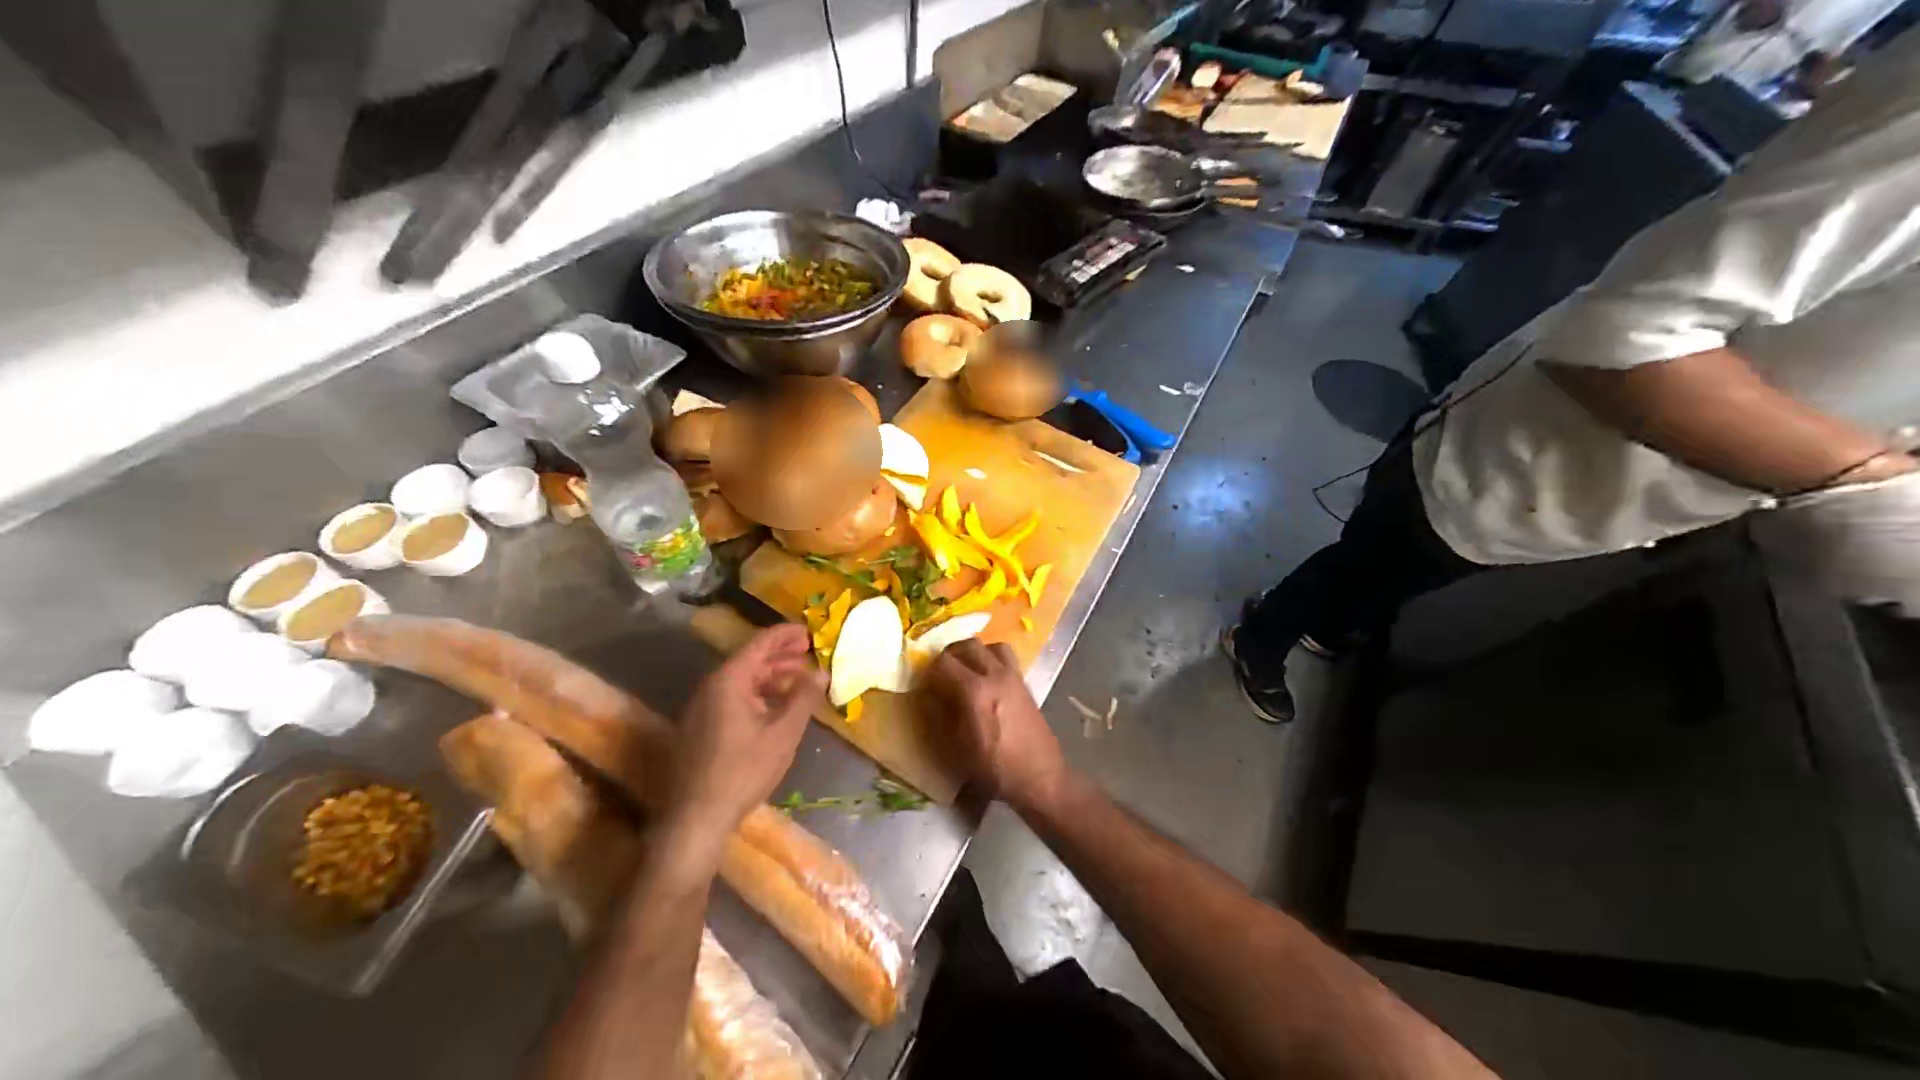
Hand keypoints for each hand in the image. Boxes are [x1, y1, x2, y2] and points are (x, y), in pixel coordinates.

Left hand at [671, 624, 823, 838]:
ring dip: (770, 676)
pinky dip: (757, 694)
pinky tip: (776, 707)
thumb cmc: (744, 770)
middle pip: (749, 660)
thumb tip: (821, 671)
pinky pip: (732, 698)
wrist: (697, 817)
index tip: (808, 631)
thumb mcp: (783, 733)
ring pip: (741, 681)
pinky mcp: (700, 728)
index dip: (785, 635)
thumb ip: (803, 698)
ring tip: (798, 679)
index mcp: (729, 680)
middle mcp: (710, 687)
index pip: (759, 644)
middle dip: (780, 656)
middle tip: (808, 652)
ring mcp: (701, 708)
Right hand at [924, 640, 1067, 811]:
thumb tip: (930, 696)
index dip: (929, 669)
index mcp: (976, 691)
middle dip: (950, 654)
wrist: (1040, 778)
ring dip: (975, 652)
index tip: (923, 682)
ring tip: (966, 671)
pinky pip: (1006, 658)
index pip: (944, 662)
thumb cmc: (995, 769)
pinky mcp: (1026, 684)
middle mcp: (996, 676)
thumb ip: (942, 717)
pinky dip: (992, 660)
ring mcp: (1014, 677)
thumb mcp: (958, 749)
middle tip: (941, 672)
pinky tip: (987, 681)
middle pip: (968, 645)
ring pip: (991, 646)